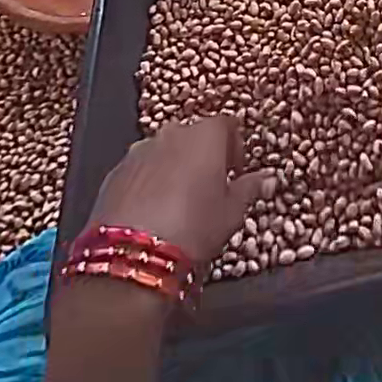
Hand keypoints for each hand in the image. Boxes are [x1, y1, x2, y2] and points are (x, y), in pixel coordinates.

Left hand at [87, 116, 271, 267]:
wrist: (131, 257)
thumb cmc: (193, 228)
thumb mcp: (232, 212)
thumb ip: (250, 188)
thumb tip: (267, 178)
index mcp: (205, 135)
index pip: (227, 125)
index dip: (235, 147)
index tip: (236, 172)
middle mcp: (171, 134)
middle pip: (194, 135)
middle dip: (203, 155)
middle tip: (209, 187)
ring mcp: (139, 151)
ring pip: (164, 151)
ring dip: (174, 167)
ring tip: (178, 202)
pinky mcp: (114, 173)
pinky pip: (140, 169)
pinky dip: (148, 182)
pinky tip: (152, 212)